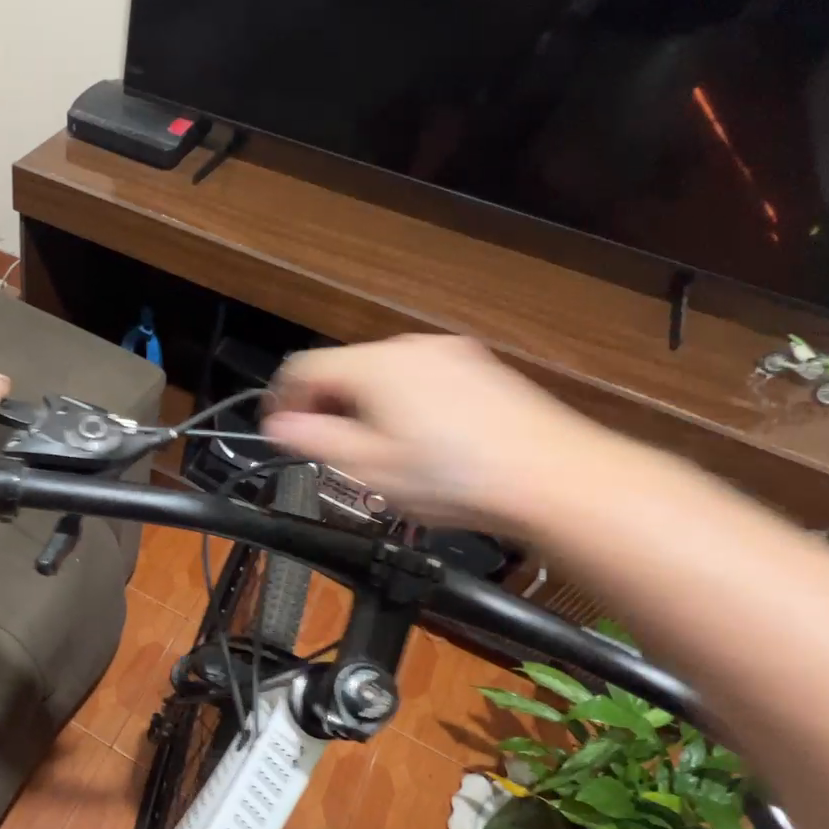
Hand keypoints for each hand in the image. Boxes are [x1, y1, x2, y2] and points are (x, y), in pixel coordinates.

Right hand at [262, 335, 617, 532]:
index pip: (304, 368)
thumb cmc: (461, 477)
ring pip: (383, 375)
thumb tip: (278, 426)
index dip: (284, 402)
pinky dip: (402, 405)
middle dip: (327, 408)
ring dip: (364, 408)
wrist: (550, 479)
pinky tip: (419, 446)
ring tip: (376, 456)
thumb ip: (313, 441)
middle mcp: (411, 349)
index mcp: (376, 367)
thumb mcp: (368, 468)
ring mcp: (450, 356)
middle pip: (345, 369)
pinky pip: (420, 380)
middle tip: (328, 452)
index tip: (282, 432)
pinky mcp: (477, 371)